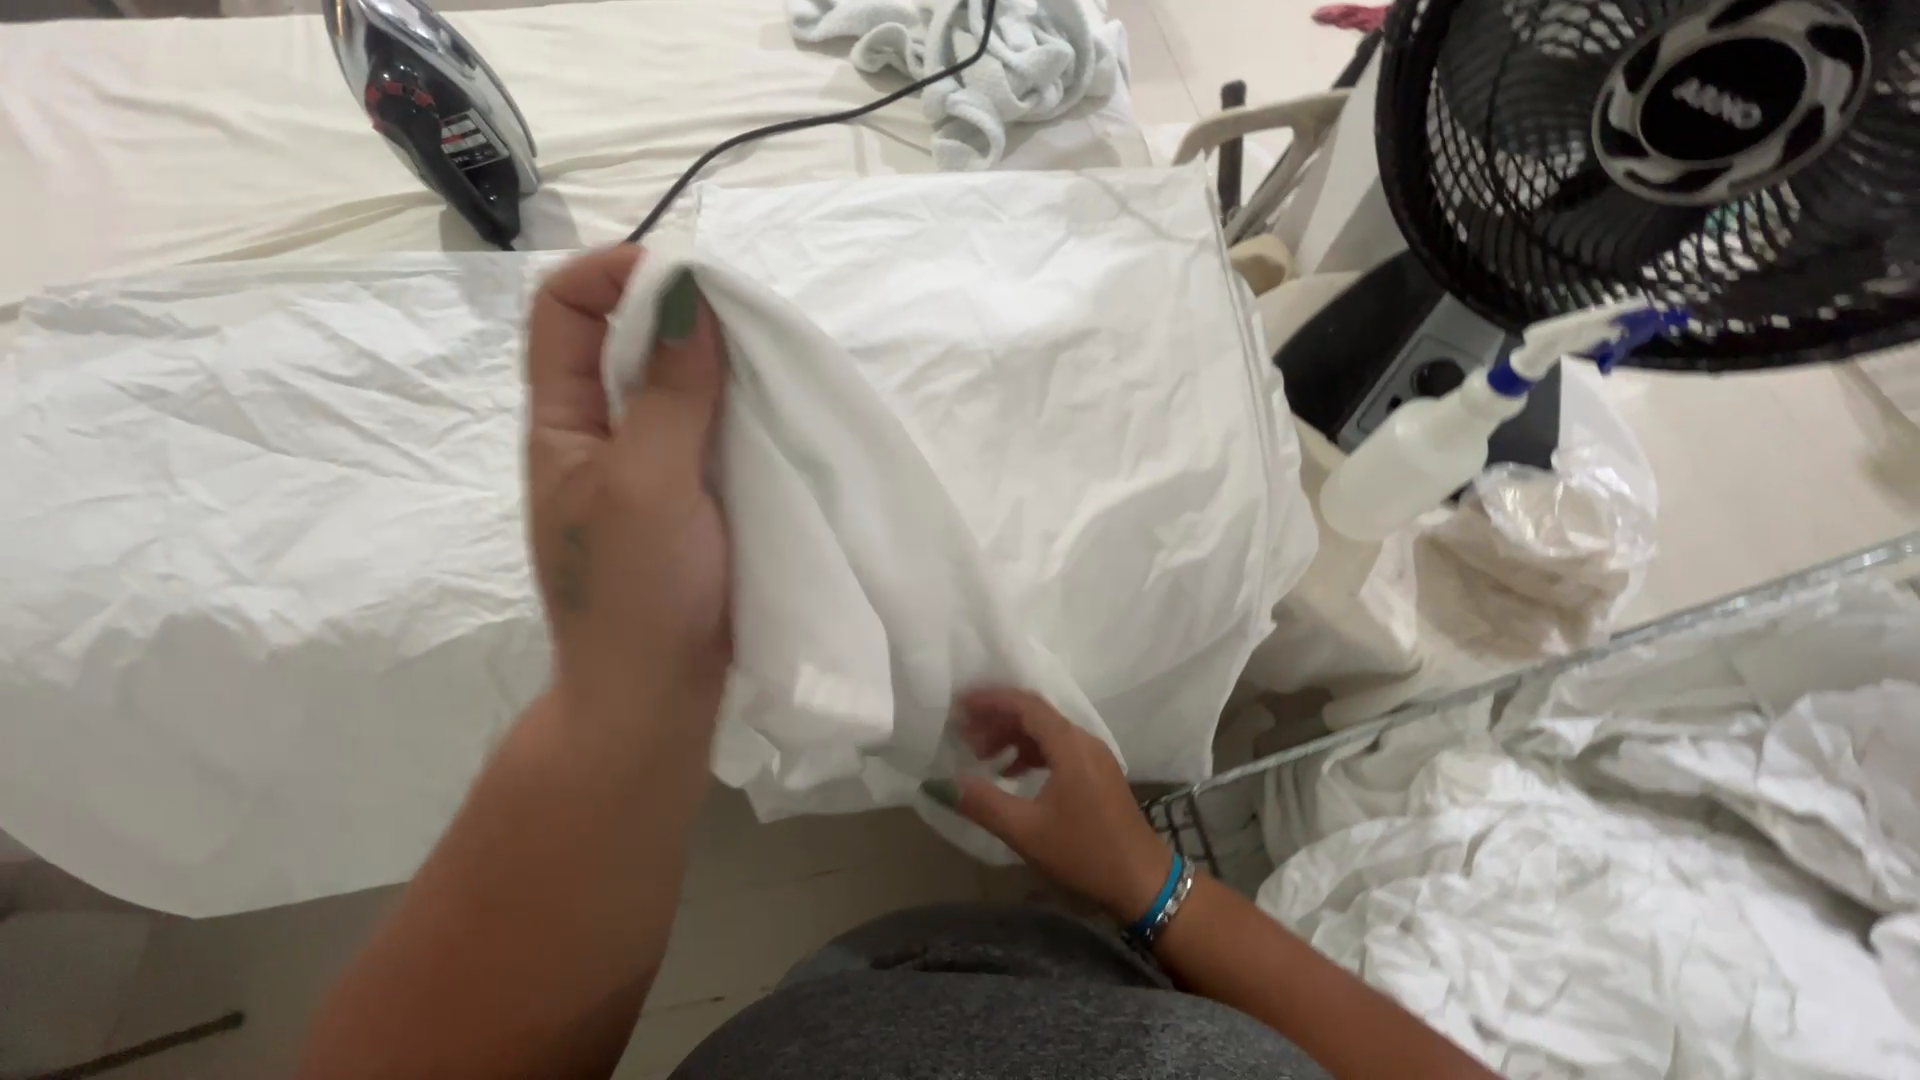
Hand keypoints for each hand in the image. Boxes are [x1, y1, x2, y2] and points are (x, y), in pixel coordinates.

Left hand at [524, 246, 729, 725]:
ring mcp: (648, 466)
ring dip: (714, 359)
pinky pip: (709, 429)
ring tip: (766, 354)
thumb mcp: (647, 484)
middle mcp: (601, 433)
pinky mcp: (692, 496)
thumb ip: (670, 394)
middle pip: (623, 339)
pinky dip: (736, 405)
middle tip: (743, 316)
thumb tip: (688, 295)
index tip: (688, 276)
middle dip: (676, 310)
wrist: (657, 694)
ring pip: (673, 384)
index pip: (563, 311)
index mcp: (562, 423)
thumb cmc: (637, 592)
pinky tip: (771, 406)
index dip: (613, 274)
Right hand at [939, 689, 1174, 923]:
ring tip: (981, 756)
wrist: (1143, 881)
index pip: (1026, 705)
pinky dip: (1030, 753)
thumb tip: (941, 783)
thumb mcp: (1026, 831)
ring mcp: (1094, 757)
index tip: (959, 705)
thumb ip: (983, 803)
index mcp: (1069, 745)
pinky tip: (1011, 774)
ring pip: (1046, 732)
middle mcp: (1084, 741)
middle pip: (1035, 714)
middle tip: (963, 736)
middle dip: (996, 719)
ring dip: (1012, 737)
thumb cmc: (1085, 853)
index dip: (990, 700)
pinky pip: (1058, 748)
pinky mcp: (1098, 773)